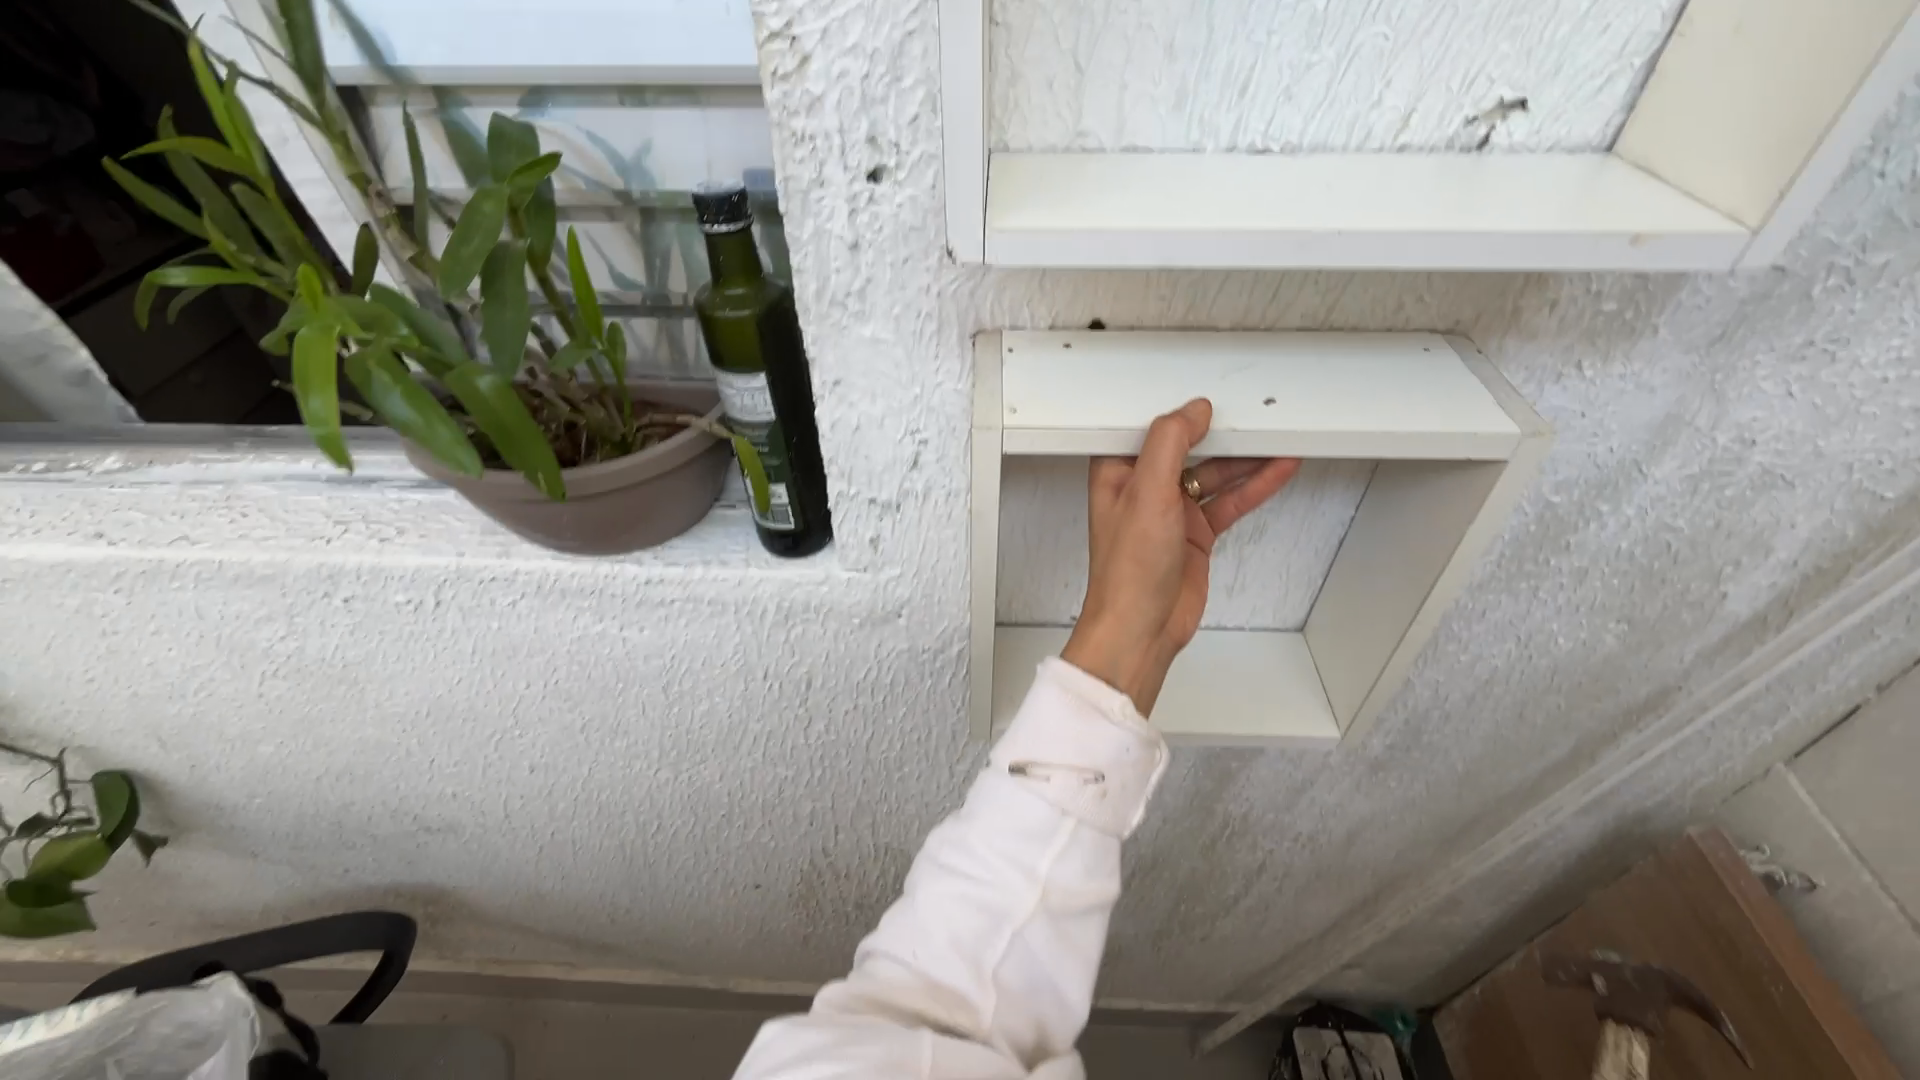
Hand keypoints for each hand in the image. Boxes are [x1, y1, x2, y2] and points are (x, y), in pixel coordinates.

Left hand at [1061, 399, 1299, 715]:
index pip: (1150, 427)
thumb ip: (1168, 445)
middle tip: (1258, 414)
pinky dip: (1254, 486)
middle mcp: (1143, 488)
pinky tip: (1278, 470)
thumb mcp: (1146, 494)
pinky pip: (1230, 501)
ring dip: (1247, 459)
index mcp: (1117, 472)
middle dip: (1223, 433)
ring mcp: (1171, 511)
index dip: (1179, 410)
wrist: (1142, 629)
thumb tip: (1192, 411)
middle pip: (1189, 447)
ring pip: (1215, 474)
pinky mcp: (1195, 533)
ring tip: (1280, 439)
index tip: (1212, 395)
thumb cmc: (1127, 573)